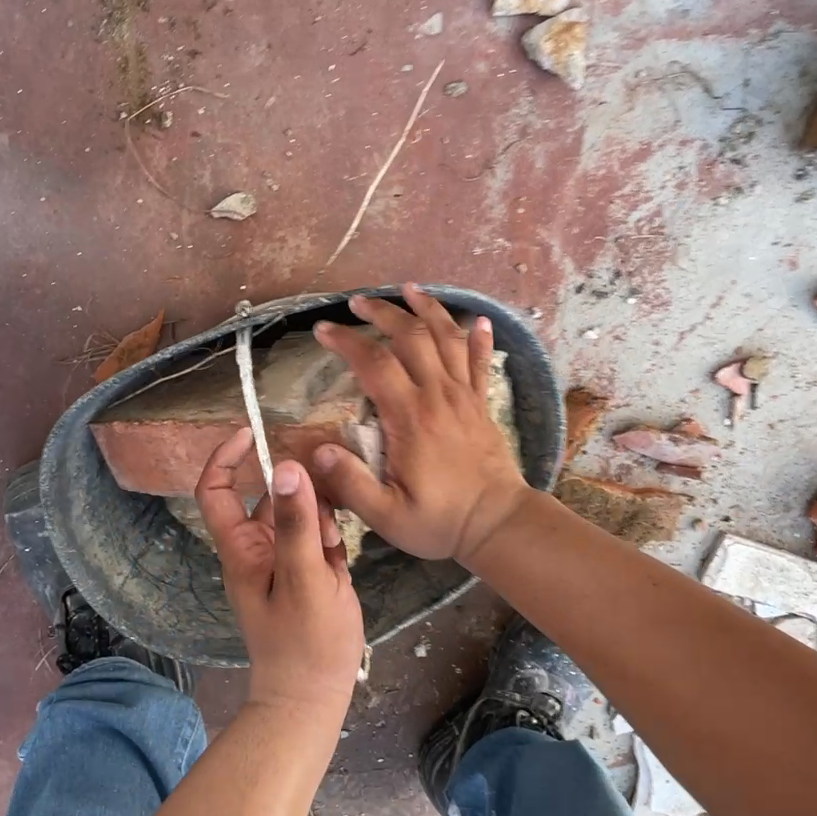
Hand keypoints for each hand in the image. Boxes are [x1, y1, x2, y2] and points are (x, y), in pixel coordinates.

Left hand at [197, 427, 365, 714]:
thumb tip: (287, 466)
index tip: (254, 433)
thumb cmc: (304, 643)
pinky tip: (342, 561)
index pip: (215, 490)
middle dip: (301, 495)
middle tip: (327, 516)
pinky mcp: (305, 573)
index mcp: (242, 548)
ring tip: (336, 546)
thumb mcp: (305, 578)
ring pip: (300, 514)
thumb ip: (296, 523)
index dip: (226, 457)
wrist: (312, 699)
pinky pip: (317, 537)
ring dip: (322, 518)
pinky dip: (331, 539)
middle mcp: (257, 548)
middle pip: (272, 496)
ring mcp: (282, 561)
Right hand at [309, 283, 532, 562]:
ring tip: (408, 290)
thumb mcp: (387, 516)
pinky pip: (481, 361)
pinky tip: (476, 320)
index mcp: (411, 417)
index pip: (374, 363)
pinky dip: (477, 338)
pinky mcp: (481, 404)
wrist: (499, 526)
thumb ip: (351, 484)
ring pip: (447, 338)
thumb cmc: (440, 522)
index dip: (347, 341)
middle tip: (357, 301)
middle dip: (382, 312)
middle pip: (411, 336)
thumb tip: (317, 451)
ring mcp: (464, 396)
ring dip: (427, 309)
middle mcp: (438, 395)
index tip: (323, 330)